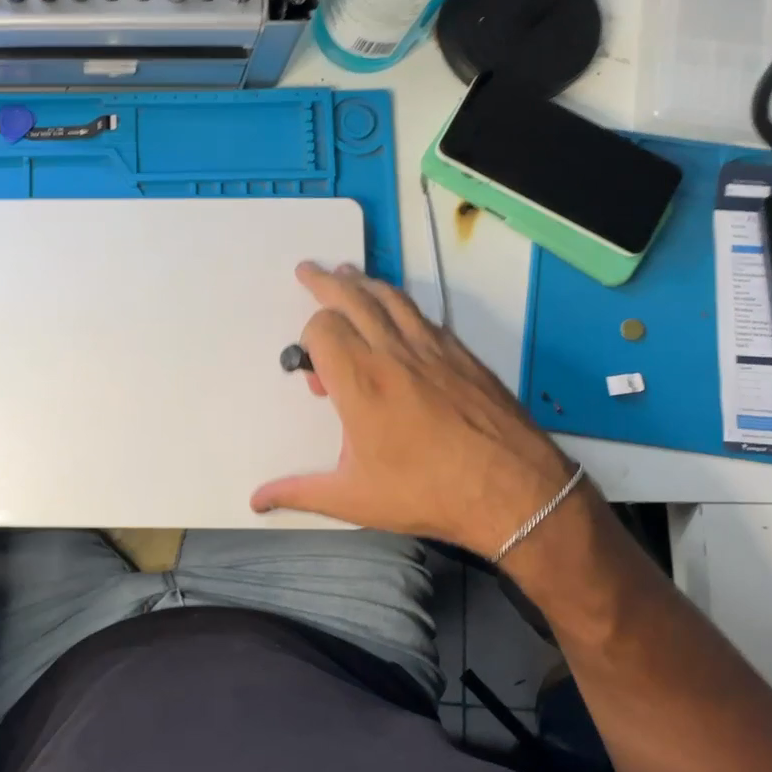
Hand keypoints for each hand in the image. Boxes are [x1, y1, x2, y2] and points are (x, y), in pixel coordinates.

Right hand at [251, 263, 578, 556]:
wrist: (514, 491)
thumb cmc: (426, 493)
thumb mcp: (352, 499)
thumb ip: (298, 493)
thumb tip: (257, 500)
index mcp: (360, 383)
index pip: (323, 329)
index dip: (309, 337)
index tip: (310, 372)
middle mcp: (393, 355)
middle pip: (353, 298)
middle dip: (325, 282)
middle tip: (308, 270)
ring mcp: (432, 350)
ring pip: (391, 298)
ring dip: (364, 282)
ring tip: (347, 274)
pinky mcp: (462, 355)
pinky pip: (423, 315)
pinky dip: (400, 303)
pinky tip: (397, 312)